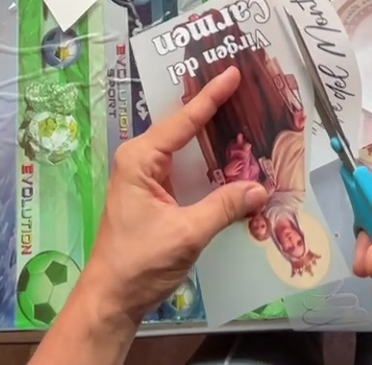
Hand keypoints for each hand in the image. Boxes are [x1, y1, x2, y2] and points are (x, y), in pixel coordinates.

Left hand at [73, 66, 268, 323]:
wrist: (111, 299)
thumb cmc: (140, 263)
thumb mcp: (186, 233)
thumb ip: (223, 207)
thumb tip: (260, 188)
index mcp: (141, 158)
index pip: (183, 120)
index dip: (211, 96)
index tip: (231, 72)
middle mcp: (141, 159)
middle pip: (183, 126)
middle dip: (212, 107)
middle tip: (242, 86)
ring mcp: (146, 175)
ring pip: (185, 146)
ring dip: (211, 134)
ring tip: (241, 112)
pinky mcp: (154, 193)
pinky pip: (184, 166)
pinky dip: (206, 160)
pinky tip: (229, 157)